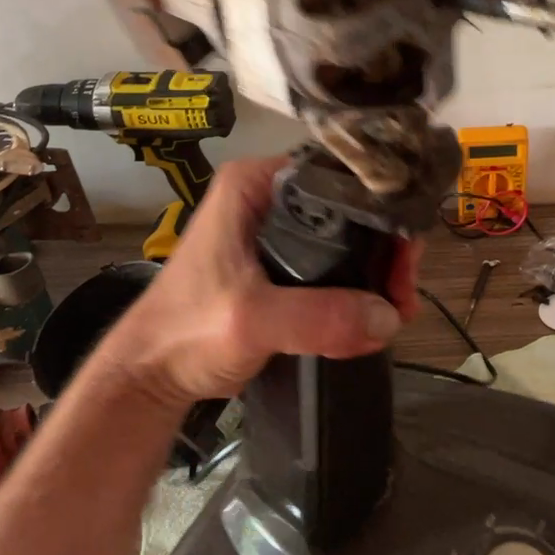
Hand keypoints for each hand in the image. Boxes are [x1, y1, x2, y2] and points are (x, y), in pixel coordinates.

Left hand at [100, 155, 421, 406]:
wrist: (149, 376)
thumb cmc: (185, 333)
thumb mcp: (250, 320)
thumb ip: (318, 316)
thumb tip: (388, 318)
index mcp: (255, 184)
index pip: (340, 177)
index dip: (383, 212)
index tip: (406, 260)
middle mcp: (269, 196)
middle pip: (353, 209)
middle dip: (386, 252)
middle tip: (403, 297)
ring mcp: (275, 230)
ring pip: (349, 240)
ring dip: (377, 276)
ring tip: (394, 315)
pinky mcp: (280, 264)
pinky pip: (335, 266)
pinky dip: (358, 291)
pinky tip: (375, 319)